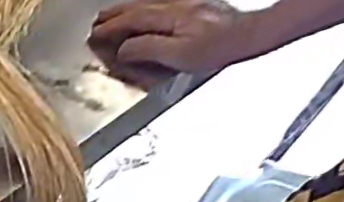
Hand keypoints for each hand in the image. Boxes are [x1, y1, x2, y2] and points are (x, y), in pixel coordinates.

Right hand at [89, 0, 265, 86]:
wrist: (247, 35)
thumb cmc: (215, 49)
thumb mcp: (178, 55)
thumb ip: (148, 49)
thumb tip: (124, 48)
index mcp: (170, 16)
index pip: (134, 19)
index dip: (113, 27)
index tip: (95, 34)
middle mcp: (177, 5)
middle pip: (140, 7)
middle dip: (116, 15)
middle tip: (98, 21)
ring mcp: (186, 5)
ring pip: (149, 4)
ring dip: (128, 10)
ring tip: (113, 16)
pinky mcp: (193, 9)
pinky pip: (161, 6)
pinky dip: (145, 10)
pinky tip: (142, 14)